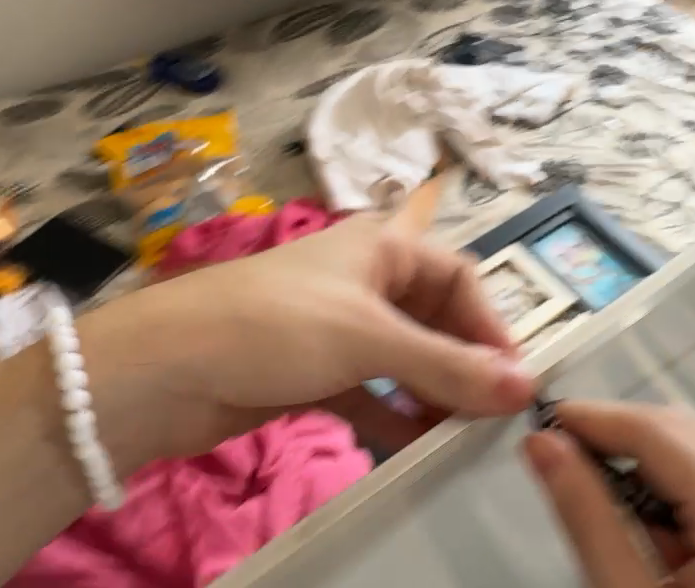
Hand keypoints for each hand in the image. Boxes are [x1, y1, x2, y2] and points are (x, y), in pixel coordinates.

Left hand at [82, 183, 534, 467]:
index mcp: (382, 247)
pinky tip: (422, 447)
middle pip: (434, 318)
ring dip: (436, 392)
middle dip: (465, 361)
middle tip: (496, 415)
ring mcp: (340, 327)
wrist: (168, 368)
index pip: (458, 277)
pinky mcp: (316, 371)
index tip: (517, 379)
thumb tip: (526, 387)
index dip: (490, 324)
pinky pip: (374, 391)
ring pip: (406, 357)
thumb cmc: (280, 324)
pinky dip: (398, 414)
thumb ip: (446, 365)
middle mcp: (367, 280)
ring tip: (467, 436)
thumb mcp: (369, 337)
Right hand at [524, 401, 694, 587]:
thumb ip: (588, 516)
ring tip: (618, 519)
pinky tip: (666, 542)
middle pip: (687, 434)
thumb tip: (542, 445)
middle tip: (566, 462)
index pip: (659, 431)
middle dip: (623, 443)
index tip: (544, 419)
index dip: (596, 418)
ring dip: (654, 471)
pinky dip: (688, 498)